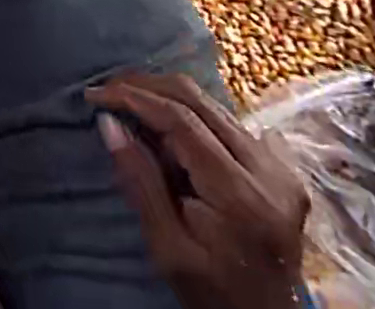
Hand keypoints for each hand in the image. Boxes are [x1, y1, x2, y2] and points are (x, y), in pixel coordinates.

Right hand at [87, 74, 309, 308]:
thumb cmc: (214, 292)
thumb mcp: (167, 247)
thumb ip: (140, 182)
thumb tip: (107, 121)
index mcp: (242, 196)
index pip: (182, 120)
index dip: (133, 97)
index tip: (94, 95)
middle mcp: (270, 173)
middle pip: (199, 101)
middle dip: (144, 86)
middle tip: (105, 90)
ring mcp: (280, 169)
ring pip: (211, 104)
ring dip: (163, 95)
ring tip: (125, 103)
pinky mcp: (279, 169)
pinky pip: (225, 120)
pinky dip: (186, 110)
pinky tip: (161, 122)